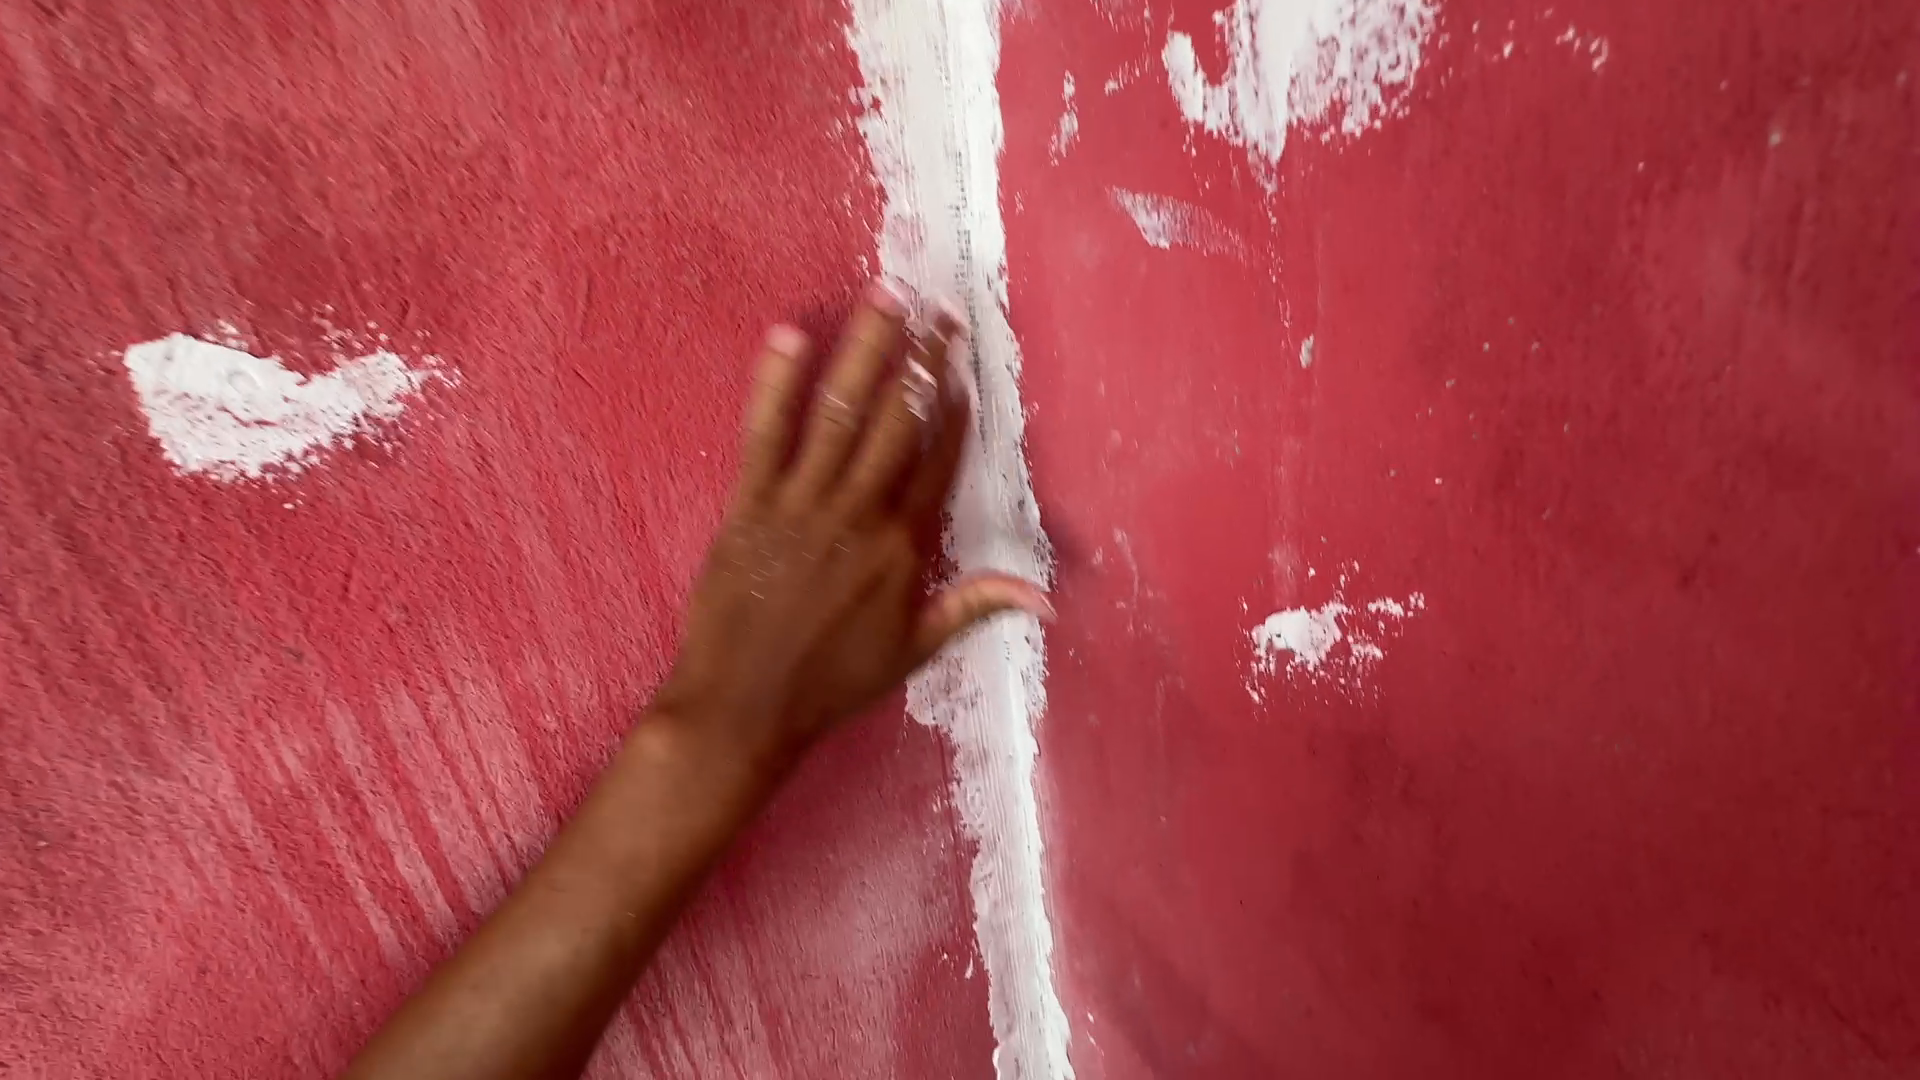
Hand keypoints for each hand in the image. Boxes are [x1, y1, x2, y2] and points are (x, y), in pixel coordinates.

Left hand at [652, 282, 1051, 767]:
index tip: (963, 362)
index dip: (953, 408)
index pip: (938, 460)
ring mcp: (802, 504)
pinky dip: (776, 384)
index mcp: (902, 547)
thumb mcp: (914, 650)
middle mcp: (859, 513)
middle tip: (938, 308)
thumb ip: (975, 606)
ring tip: (885, 297)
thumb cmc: (833, 681)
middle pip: (897, 422)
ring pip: (841, 414)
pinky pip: (765, 434)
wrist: (745, 705)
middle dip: (922, 361)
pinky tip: (790, 336)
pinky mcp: (749, 504)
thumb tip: (1047, 598)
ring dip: (865, 352)